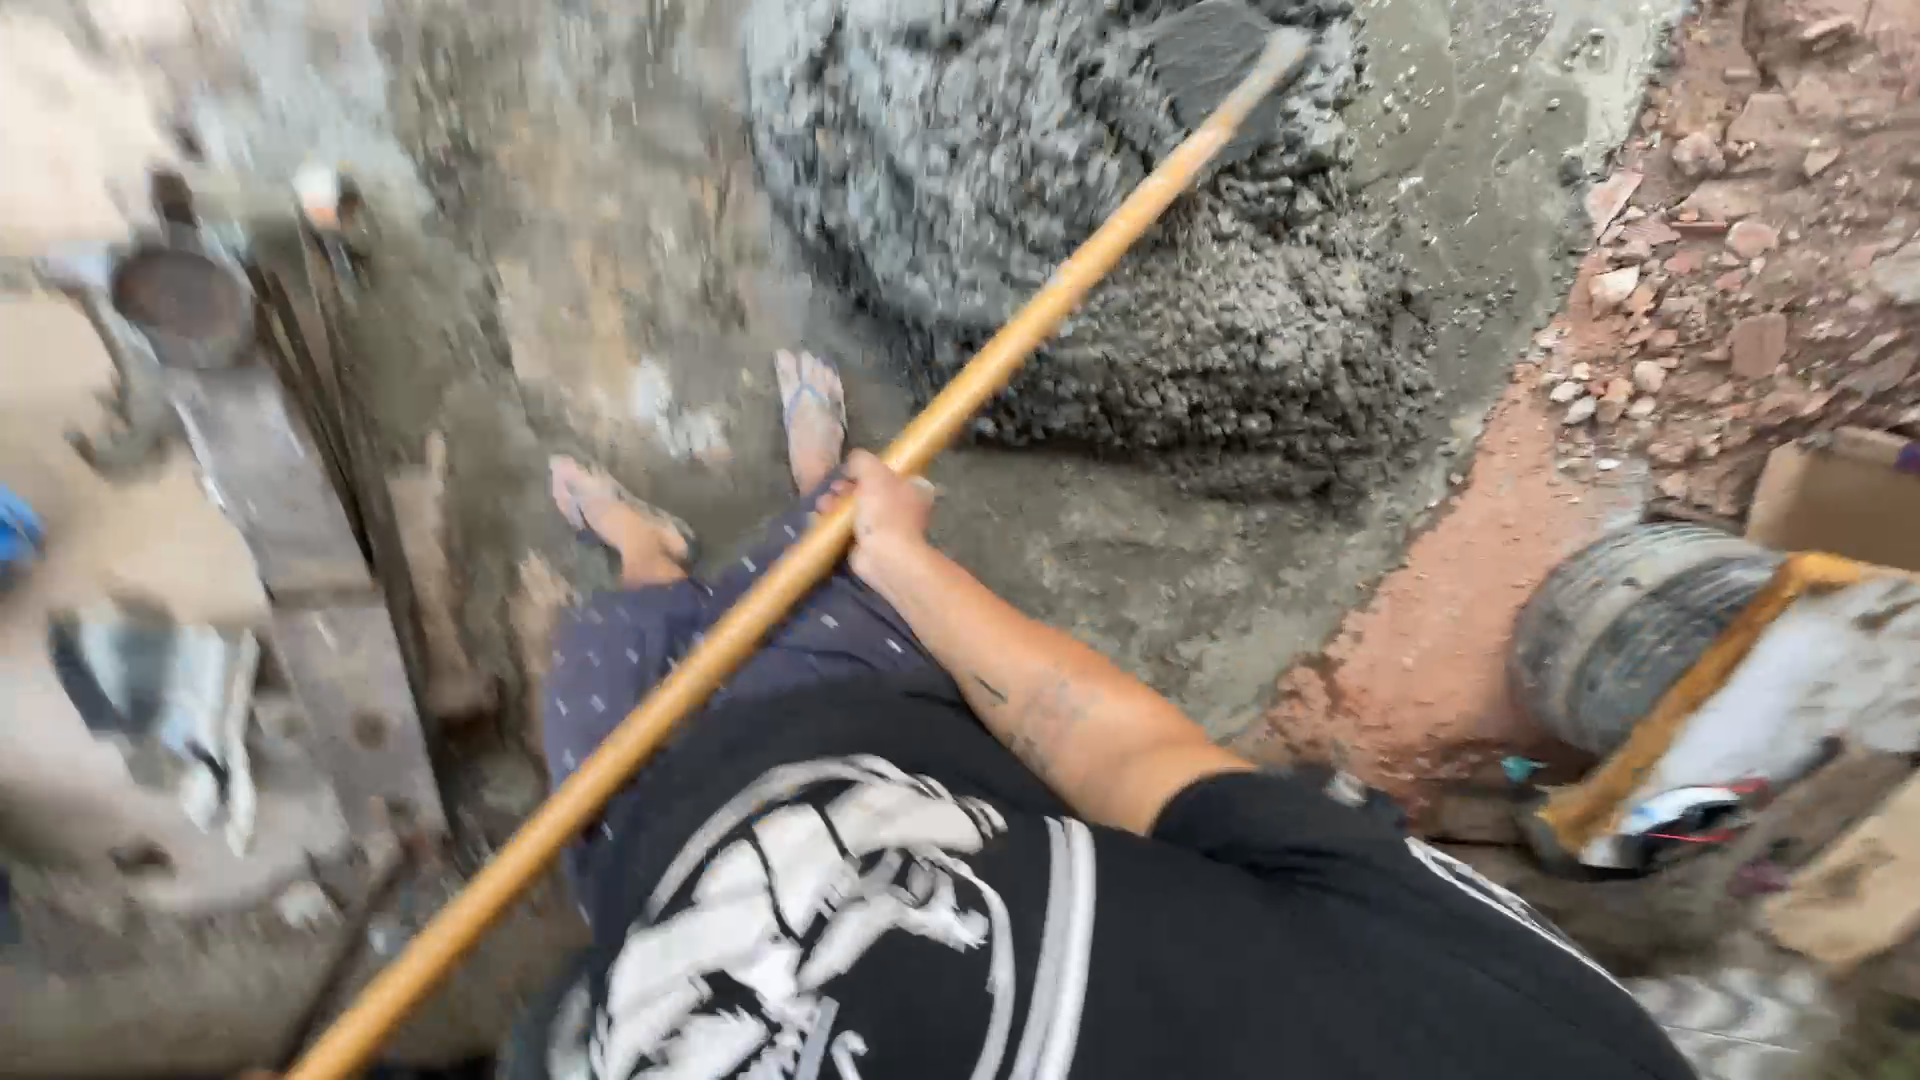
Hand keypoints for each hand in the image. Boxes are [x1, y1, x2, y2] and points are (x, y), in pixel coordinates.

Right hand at [819, 450, 934, 579]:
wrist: (885, 556)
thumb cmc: (885, 511)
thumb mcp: (874, 473)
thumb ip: (862, 460)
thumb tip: (852, 461)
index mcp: (913, 488)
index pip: (889, 473)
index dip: (868, 470)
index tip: (851, 471)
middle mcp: (902, 507)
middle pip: (869, 490)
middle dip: (846, 488)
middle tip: (834, 489)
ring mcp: (886, 527)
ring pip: (856, 509)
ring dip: (837, 504)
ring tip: (823, 504)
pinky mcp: (869, 544)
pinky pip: (848, 528)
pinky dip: (834, 523)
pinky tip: (820, 517)